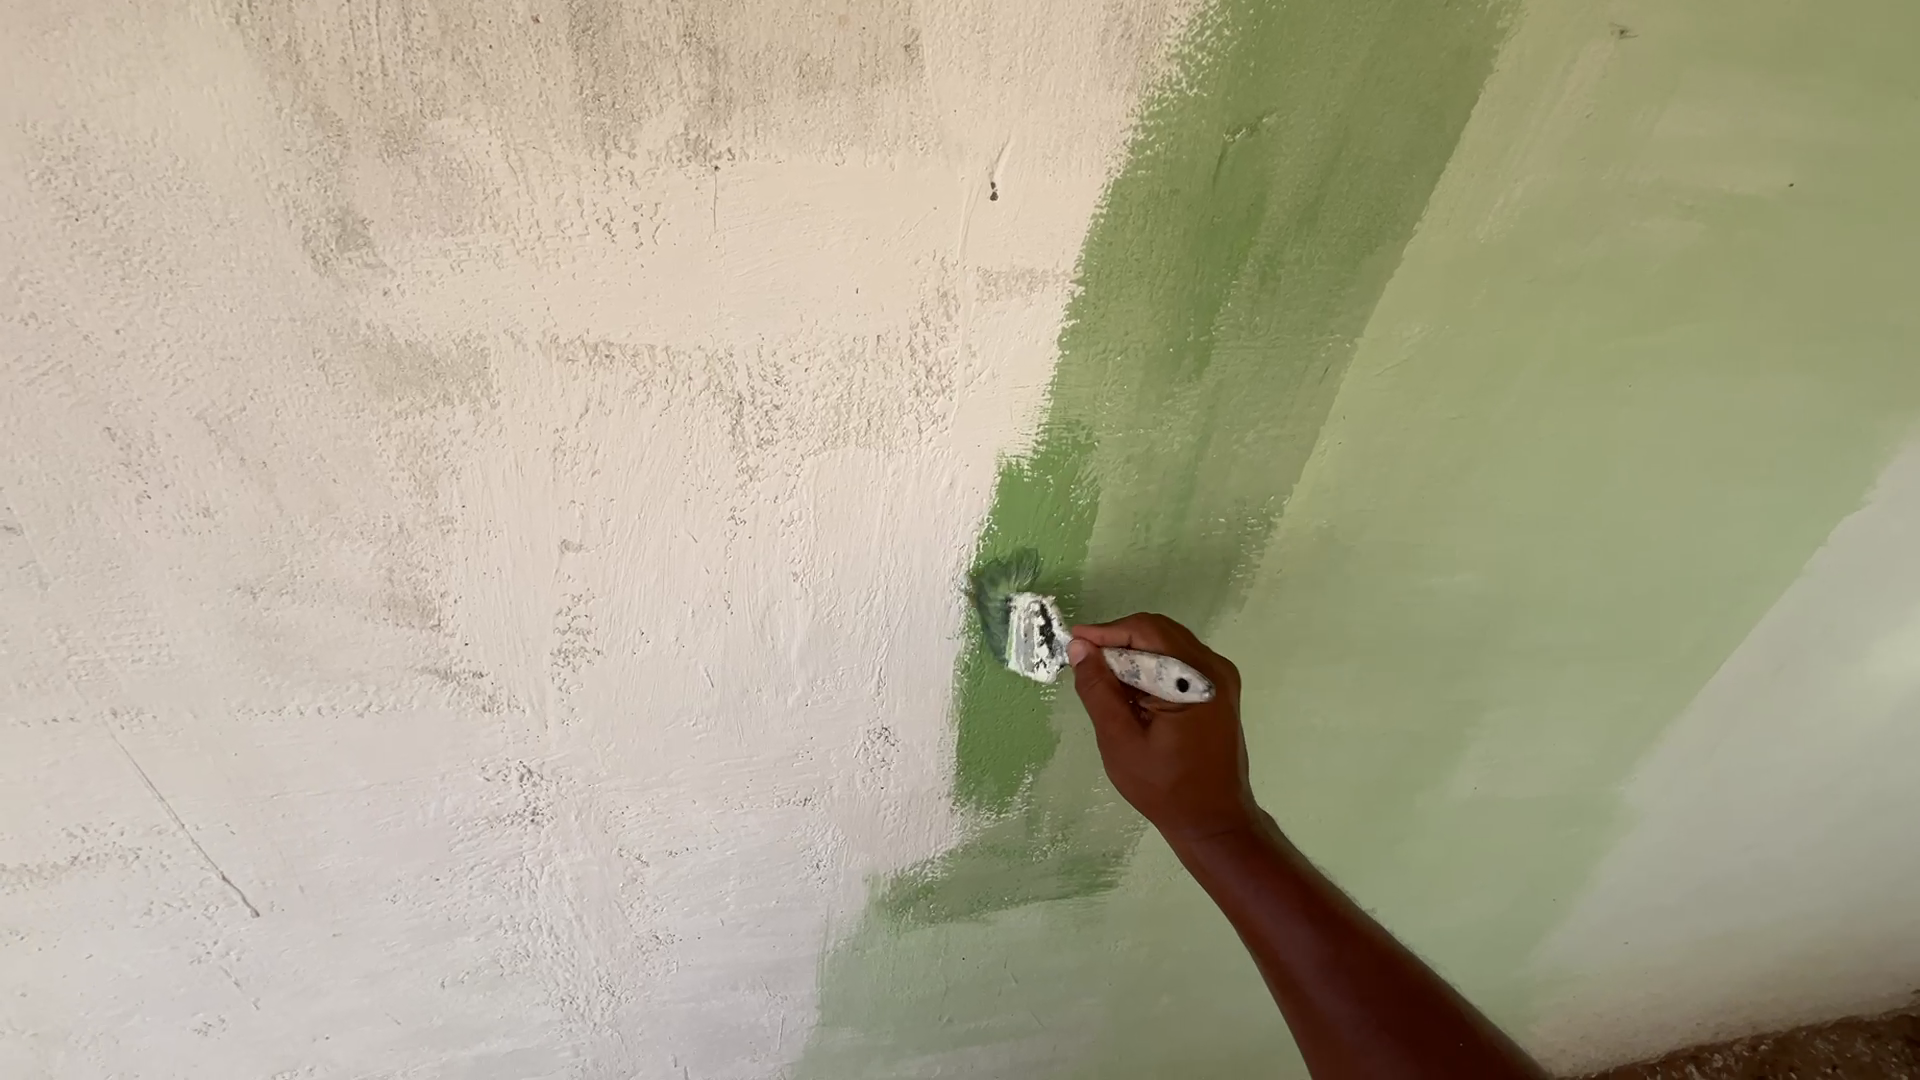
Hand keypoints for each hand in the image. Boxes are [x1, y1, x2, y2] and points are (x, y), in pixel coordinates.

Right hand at [1067, 614, 1258, 844]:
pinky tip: (1129, 688)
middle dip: (1118, 640)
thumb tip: (1080, 648)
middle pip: (1157, 631)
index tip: (1074, 641)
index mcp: (1194, 679)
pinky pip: (1177, 660)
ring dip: (1132, 652)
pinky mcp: (1217, 690)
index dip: (1106, 632)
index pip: (1145, 631)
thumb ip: (1098, 690)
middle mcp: (1213, 668)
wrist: (1214, 822)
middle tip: (1085, 659)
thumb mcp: (1120, 739)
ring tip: (1103, 675)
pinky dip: (1149, 665)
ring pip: (1167, 643)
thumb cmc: (1165, 787)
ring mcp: (1220, 678)